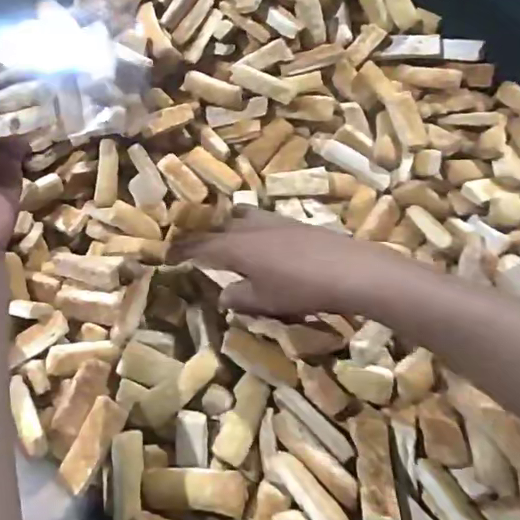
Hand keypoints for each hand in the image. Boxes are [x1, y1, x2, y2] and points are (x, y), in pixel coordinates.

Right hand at [178, 209, 408, 318]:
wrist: (352, 270)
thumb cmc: (301, 288)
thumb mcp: (265, 300)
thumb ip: (239, 297)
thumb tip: (223, 295)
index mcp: (236, 246)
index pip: (200, 246)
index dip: (182, 250)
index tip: (167, 255)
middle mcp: (251, 227)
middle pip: (220, 227)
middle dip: (205, 236)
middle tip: (195, 248)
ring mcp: (275, 221)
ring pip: (242, 218)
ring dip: (230, 228)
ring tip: (228, 241)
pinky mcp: (296, 224)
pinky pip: (263, 221)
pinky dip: (253, 230)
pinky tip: (263, 244)